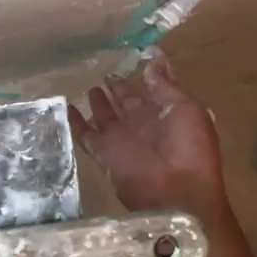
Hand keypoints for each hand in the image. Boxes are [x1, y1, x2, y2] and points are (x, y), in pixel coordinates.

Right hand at [70, 53, 227, 217]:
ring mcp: (123, 141)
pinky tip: (67, 106)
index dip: (146, 78)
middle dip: (119, 90)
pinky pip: (86, 135)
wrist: (177, 196)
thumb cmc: (190, 149)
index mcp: (167, 116)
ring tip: (90, 88)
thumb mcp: (186, 108)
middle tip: (106, 74)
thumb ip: (166, 85)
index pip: (153, 92)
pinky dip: (76, 122)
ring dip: (99, 104)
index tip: (137, 60)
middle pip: (128, 104)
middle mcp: (144, 126)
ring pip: (107, 117)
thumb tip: (153, 60)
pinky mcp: (105, 154)